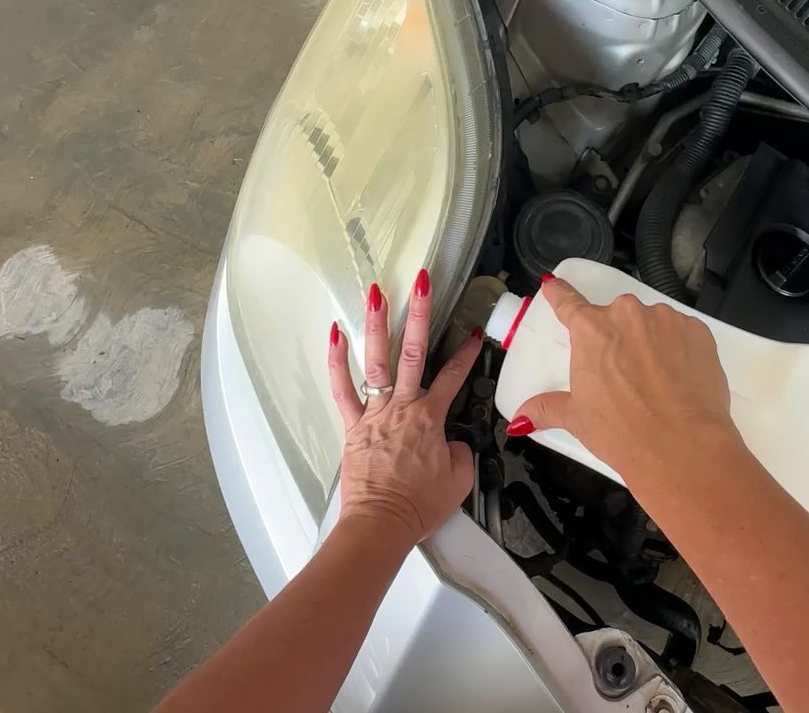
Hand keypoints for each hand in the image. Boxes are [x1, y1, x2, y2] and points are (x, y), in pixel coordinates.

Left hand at [327, 269, 479, 544]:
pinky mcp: (352, 425)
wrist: (381, 526)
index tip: (473, 333)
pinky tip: (334, 332)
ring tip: (376, 292)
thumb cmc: (420, 506)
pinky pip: (342, 389)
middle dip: (420, 313)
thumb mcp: (458, 479)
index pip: (454, 377)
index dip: (466, 353)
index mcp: (431, 418)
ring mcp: (374, 412)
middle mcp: (403, 406)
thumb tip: (449, 441)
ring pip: (377, 361)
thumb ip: (459, 451)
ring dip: (376, 324)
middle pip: (414, 352)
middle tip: (422, 281)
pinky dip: (337, 360)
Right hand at [511, 277, 742, 484]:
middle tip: (623, 376)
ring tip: (655, 383)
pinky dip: (679, 351)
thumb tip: (522, 417)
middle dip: (618, 341)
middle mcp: (627, 314)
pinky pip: (682, 334)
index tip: (554, 286)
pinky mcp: (698, 330)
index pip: (568, 302)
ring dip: (650, 344)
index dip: (559, 294)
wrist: (683, 447)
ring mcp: (665, 319)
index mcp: (591, 329)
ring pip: (651, 325)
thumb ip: (548, 408)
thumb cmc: (623, 432)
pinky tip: (679, 381)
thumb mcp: (578, 419)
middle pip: (616, 319)